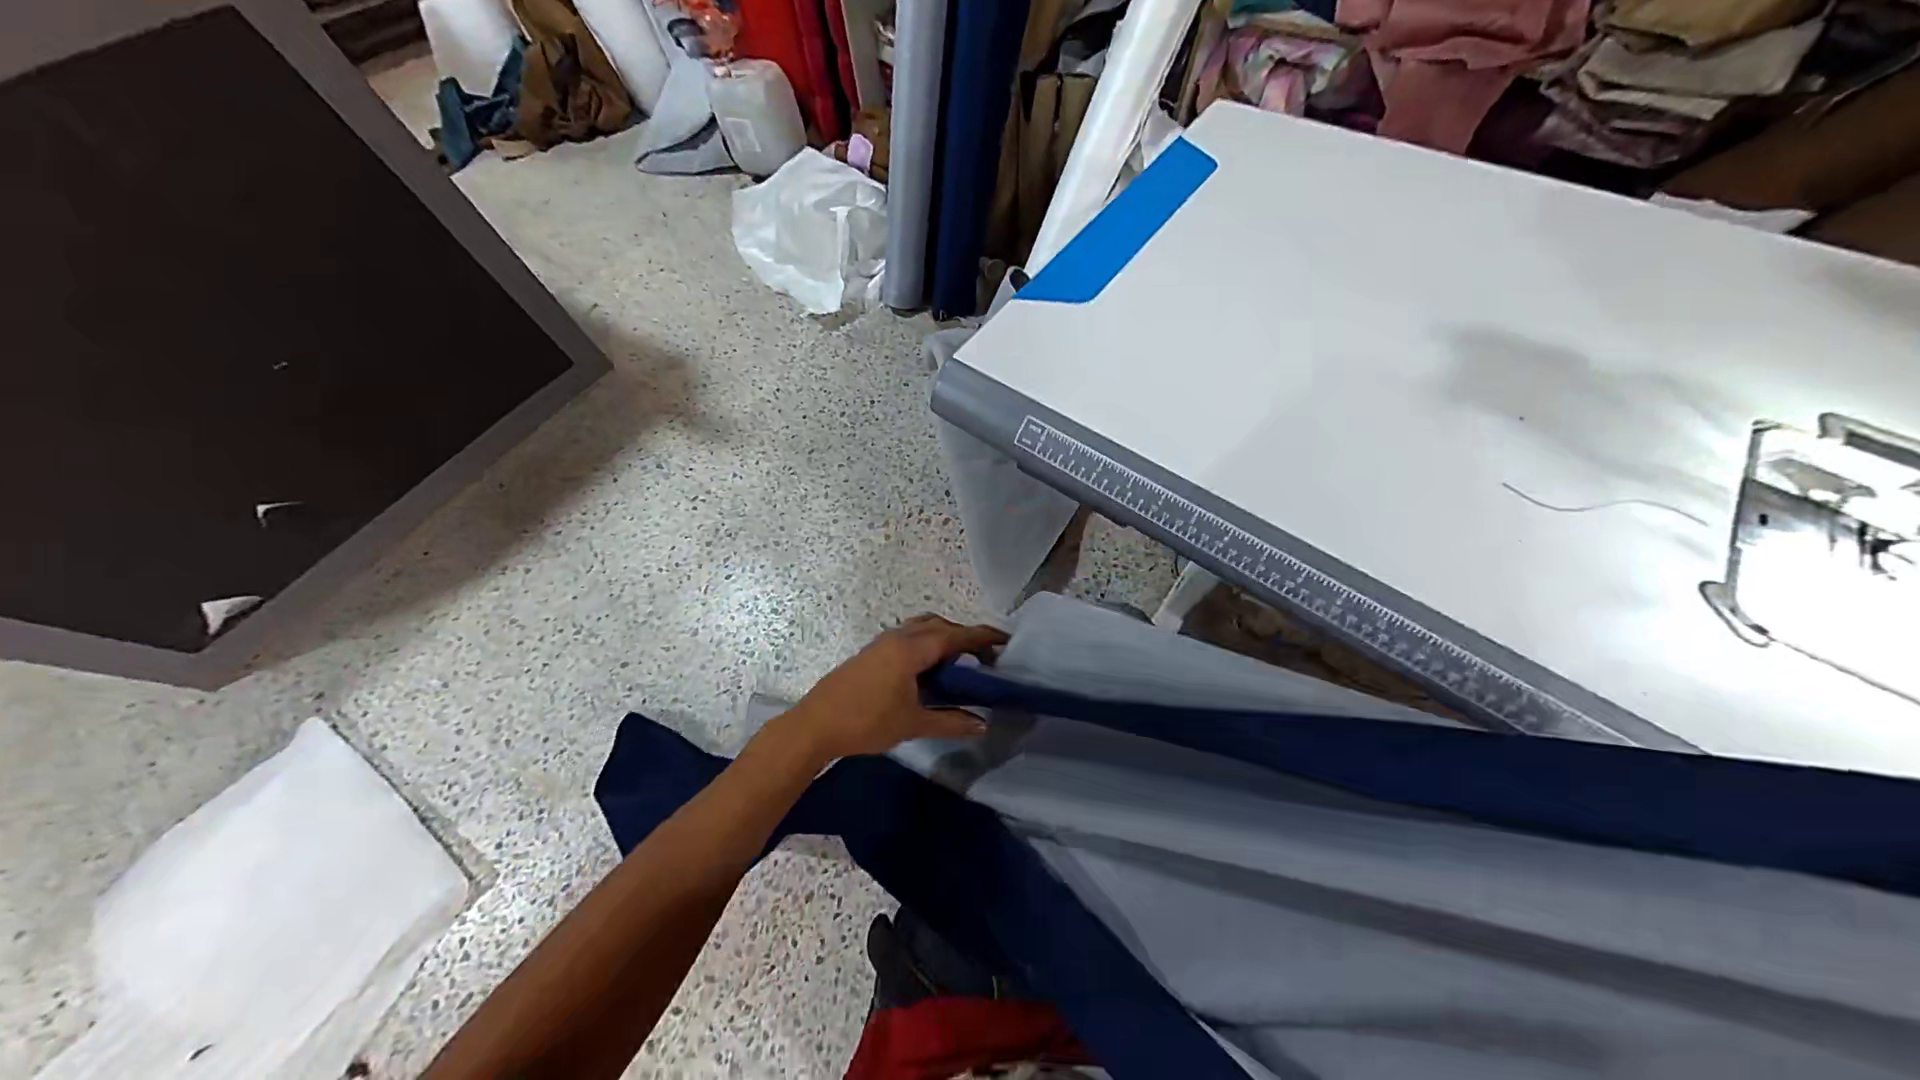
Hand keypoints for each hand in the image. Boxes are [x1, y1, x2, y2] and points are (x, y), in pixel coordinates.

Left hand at [770, 615, 1007, 764]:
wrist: (815, 725)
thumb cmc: (866, 722)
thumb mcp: (913, 724)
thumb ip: (950, 721)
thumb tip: (982, 724)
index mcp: (911, 649)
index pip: (956, 635)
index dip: (983, 636)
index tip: (1006, 640)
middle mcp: (898, 637)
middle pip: (940, 626)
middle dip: (965, 636)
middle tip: (986, 657)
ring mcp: (882, 643)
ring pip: (921, 628)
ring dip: (944, 638)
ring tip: (961, 663)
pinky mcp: (872, 653)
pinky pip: (908, 636)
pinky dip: (927, 644)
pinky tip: (930, 670)